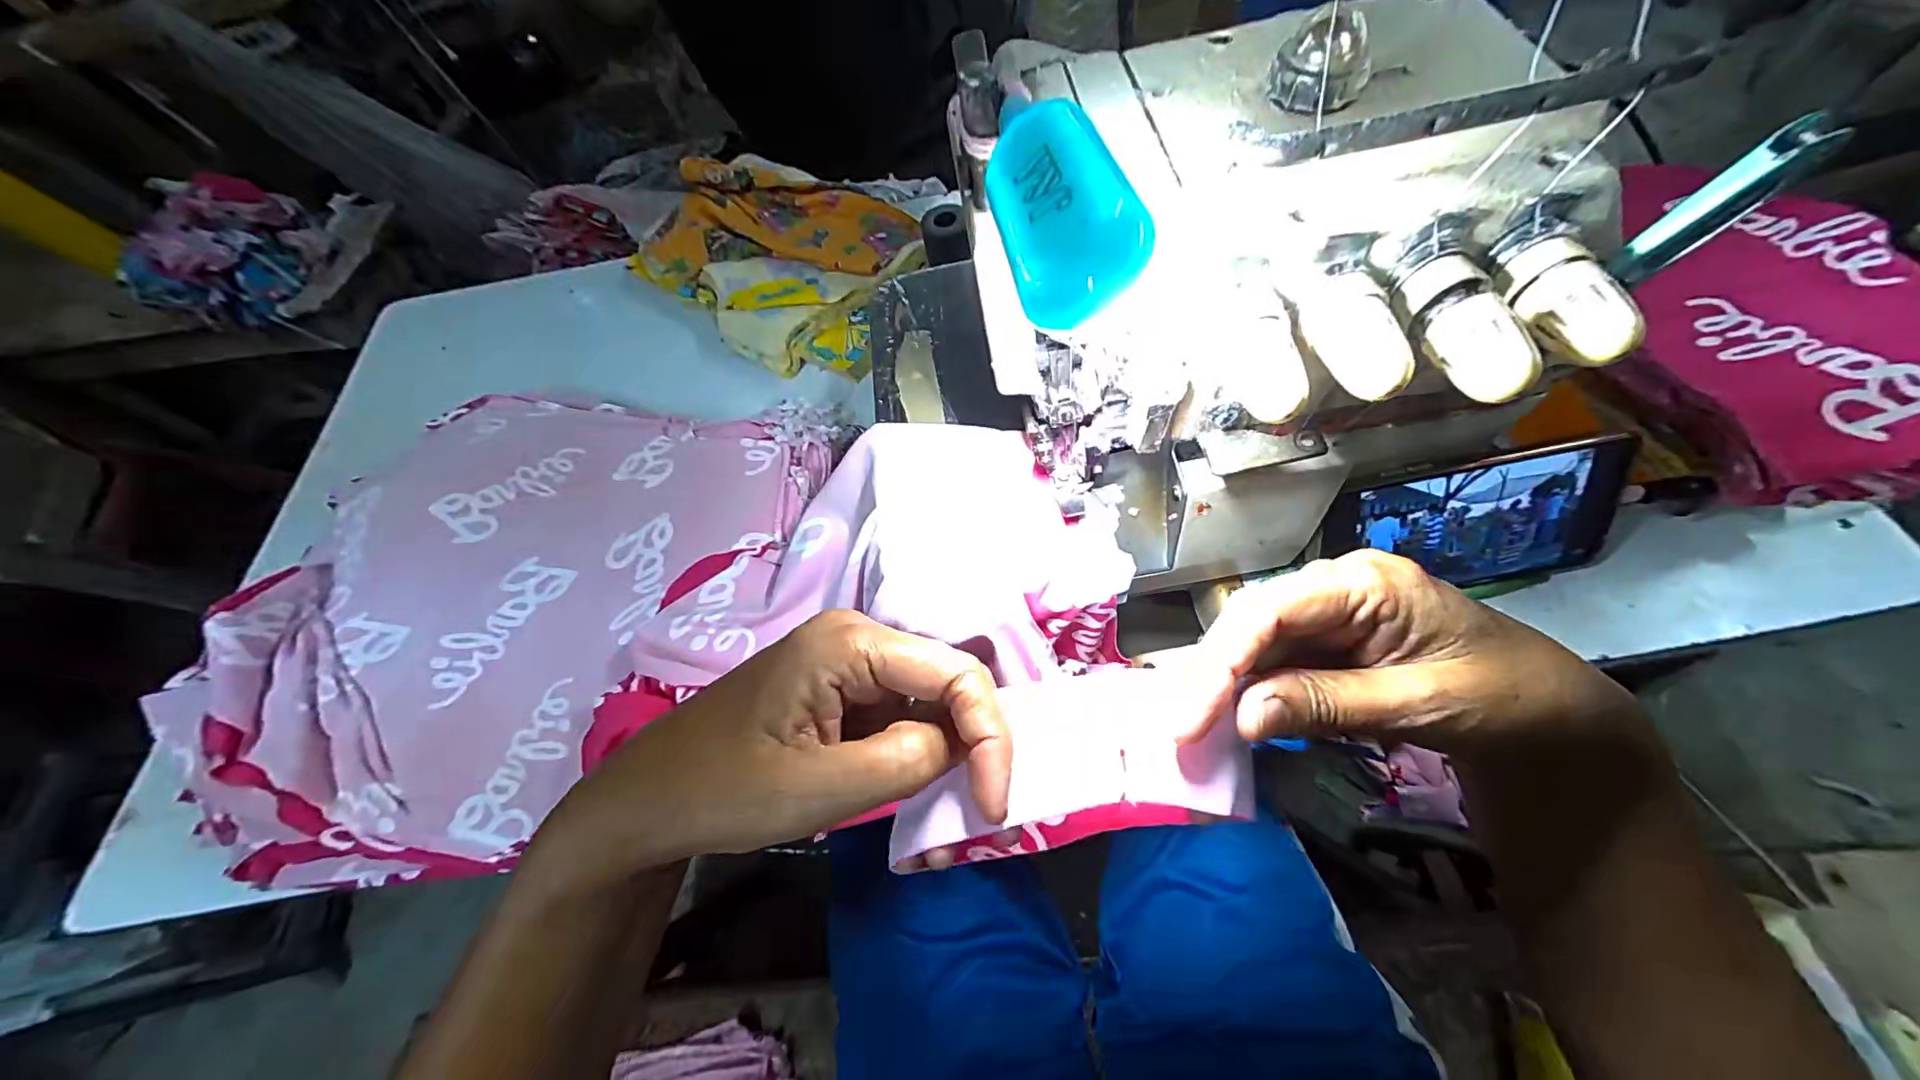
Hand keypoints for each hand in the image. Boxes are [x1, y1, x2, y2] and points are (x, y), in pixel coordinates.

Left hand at [525, 611, 1008, 889]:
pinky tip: (919, 790)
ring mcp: (850, 662)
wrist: (648, 799)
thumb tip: (961, 746)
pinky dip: (921, 754)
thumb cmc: (723, 789)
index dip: (990, 735)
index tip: (993, 805)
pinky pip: (902, 715)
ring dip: (951, 753)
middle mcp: (858, 637)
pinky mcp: (843, 690)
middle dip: (976, 745)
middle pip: (948, 682)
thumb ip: (906, 761)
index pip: (957, 673)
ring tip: (954, 810)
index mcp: (851, 641)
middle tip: (982, 810)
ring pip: (930, 701)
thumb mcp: (819, 787)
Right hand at [1187, 549, 1637, 755]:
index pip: (1270, 612)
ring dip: (1219, 687)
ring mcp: (1325, 614)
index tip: (1191, 717)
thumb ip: (1329, 704)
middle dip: (1211, 675)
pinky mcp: (1323, 643)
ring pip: (1251, 644)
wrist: (1549, 713)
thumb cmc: (1502, 697)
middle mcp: (1333, 588)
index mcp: (1365, 583)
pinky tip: (1223, 718)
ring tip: (1190, 728)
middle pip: (1249, 623)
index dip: (1223, 662)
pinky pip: (1270, 664)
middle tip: (1180, 729)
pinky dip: (1245, 695)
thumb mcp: (1420, 704)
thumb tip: (1243, 718)